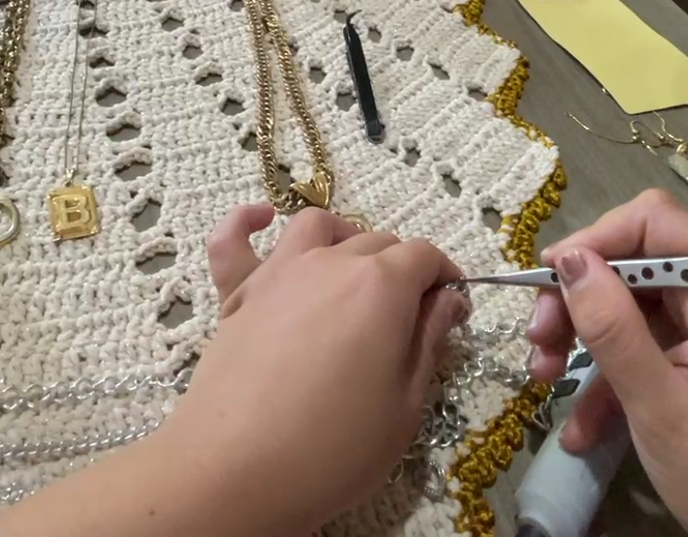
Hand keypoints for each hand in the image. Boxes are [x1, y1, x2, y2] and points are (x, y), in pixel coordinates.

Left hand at [0, 206, 465, 536]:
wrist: (237, 470)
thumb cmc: (334, 447)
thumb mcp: (405, 405)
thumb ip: (430, 340)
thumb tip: (448, 298)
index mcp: (380, 285)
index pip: (424, 256)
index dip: (445, 277)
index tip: (454, 309)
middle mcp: (330, 261)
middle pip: (377, 242)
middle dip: (404, 269)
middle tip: (412, 314)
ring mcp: (278, 271)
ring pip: (318, 226)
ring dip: (345, 237)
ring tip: (354, 269)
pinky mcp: (236, 291)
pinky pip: (233, 240)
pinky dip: (246, 221)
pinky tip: (261, 217)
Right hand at [527, 190, 687, 536]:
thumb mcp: (662, 411)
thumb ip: (613, 329)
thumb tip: (567, 258)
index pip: (656, 225)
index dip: (597, 238)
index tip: (551, 278)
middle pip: (636, 266)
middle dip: (579, 296)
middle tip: (538, 337)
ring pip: (634, 308)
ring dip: (584, 338)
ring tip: (543, 376)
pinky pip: (649, 352)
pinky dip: (611, 378)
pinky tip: (581, 426)